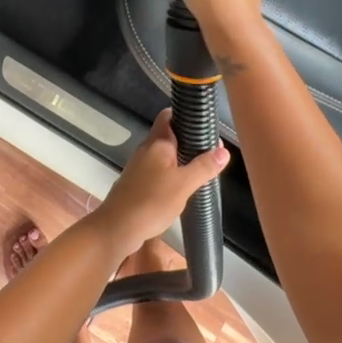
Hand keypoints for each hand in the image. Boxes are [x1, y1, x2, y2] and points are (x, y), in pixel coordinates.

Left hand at [88, 109, 229, 258]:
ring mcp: (139, 167)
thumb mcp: (184, 184)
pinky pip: (158, 171)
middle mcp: (146, 150)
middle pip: (168, 136)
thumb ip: (203, 167)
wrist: (117, 227)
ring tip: (202, 169)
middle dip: (188, 140)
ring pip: (164, 155)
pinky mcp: (137, 183)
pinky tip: (183, 186)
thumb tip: (224, 151)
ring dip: (181, 159)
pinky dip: (171, 174)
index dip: (185, 115)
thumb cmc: (151, 201)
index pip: (168, 116)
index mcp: (156, 143)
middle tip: (211, 151)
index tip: (204, 123)